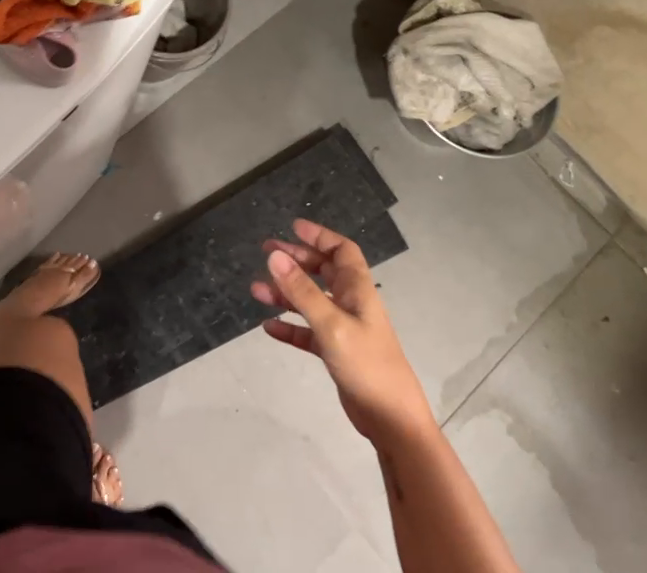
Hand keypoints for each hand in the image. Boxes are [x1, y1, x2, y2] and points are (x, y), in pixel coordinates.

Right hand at [251, 219, 433, 442]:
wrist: (391, 418)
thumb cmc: (366, 364)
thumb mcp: (331, 324)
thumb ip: (302, 291)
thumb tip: (274, 256)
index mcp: (358, 291)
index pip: (342, 251)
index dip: (319, 236)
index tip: (292, 228)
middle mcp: (351, 305)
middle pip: (324, 272)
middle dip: (297, 261)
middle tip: (266, 253)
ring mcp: (343, 329)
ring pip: (311, 302)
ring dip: (285, 294)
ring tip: (256, 290)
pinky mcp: (336, 353)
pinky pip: (307, 332)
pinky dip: (290, 327)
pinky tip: (269, 327)